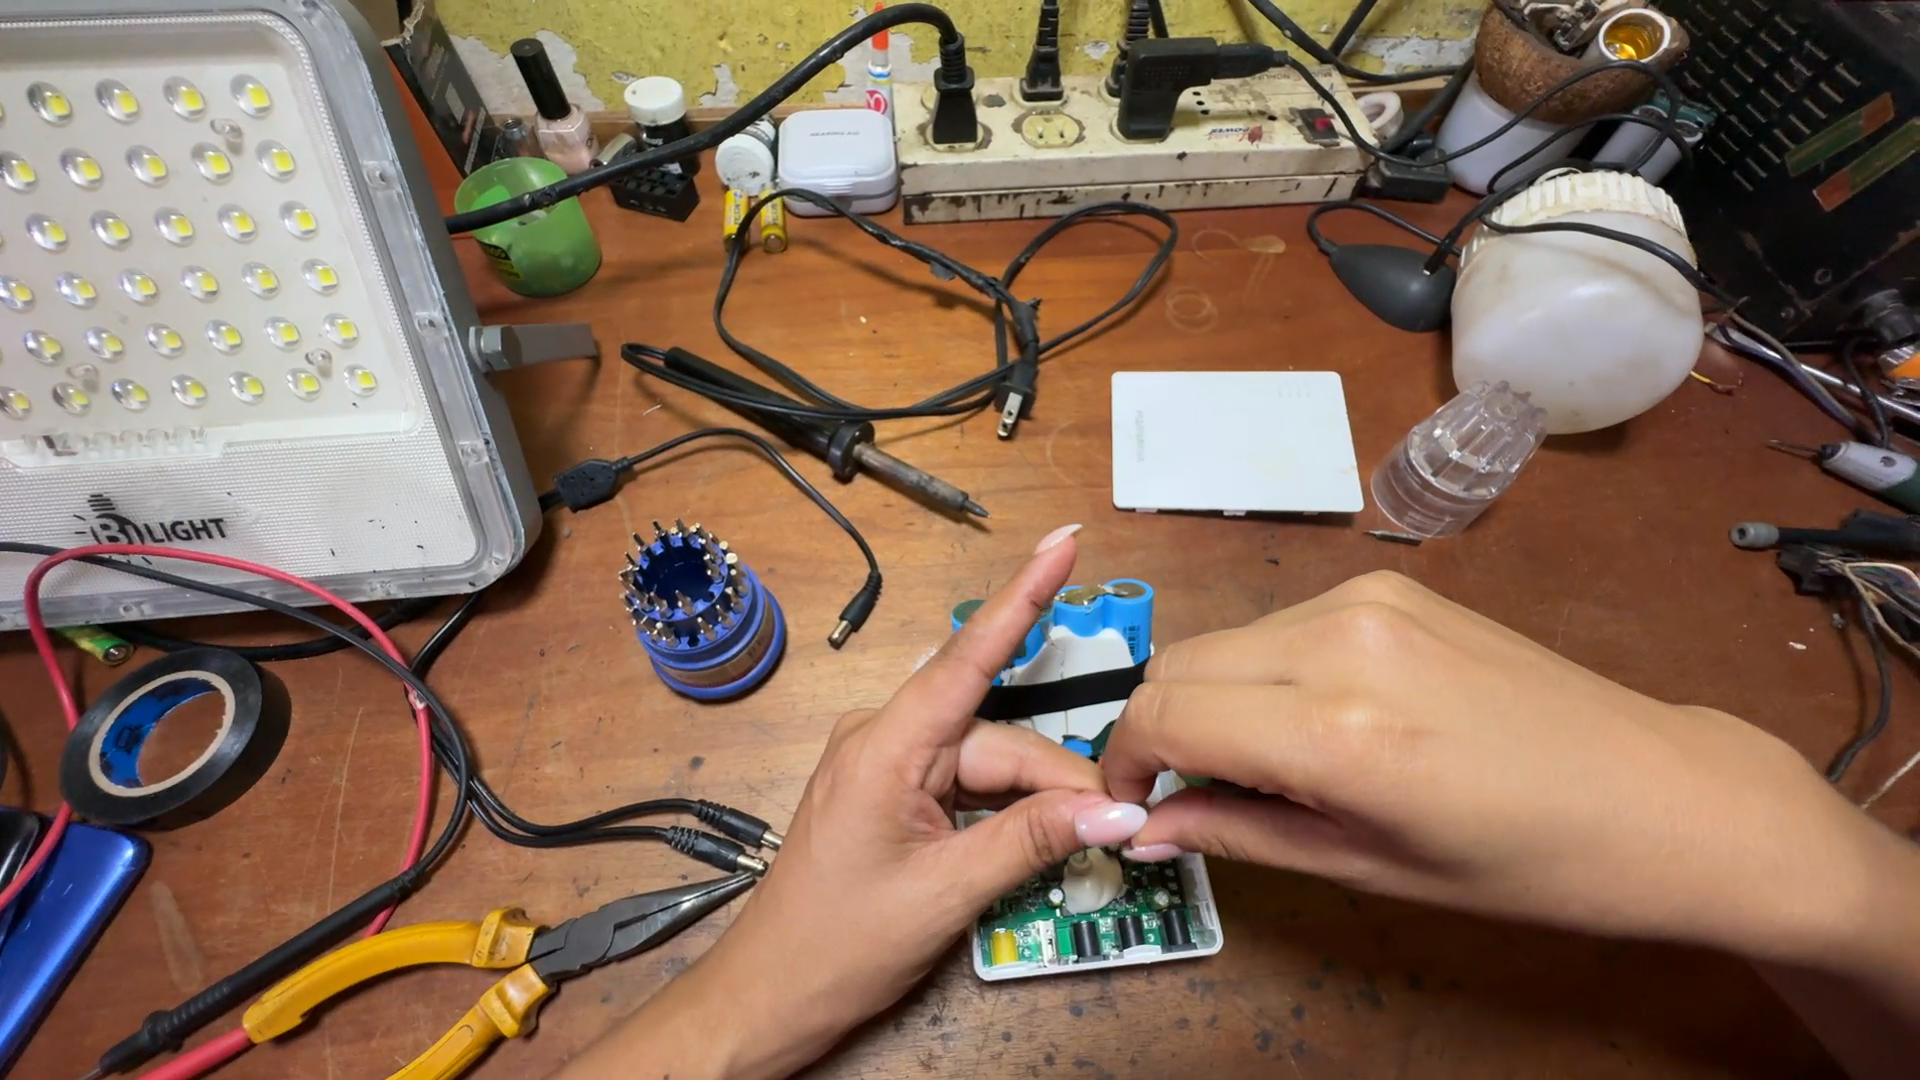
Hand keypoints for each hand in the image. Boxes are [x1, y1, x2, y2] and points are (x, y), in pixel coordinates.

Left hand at [555, 526, 1147, 1079]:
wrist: (771, 991)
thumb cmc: (842, 944)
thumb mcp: (946, 894)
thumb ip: (1032, 841)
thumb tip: (1117, 811)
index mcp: (885, 744)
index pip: (968, 658)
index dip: (1022, 596)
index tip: (1061, 542)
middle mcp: (887, 734)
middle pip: (997, 737)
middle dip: (1058, 778)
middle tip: (1118, 819)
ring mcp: (890, 757)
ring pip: (988, 759)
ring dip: (1036, 796)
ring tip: (1087, 834)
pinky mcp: (897, 783)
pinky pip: (967, 777)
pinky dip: (1007, 804)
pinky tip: (1040, 830)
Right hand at [1102, 570, 1919, 968]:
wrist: (1666, 792)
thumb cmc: (1523, 865)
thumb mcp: (1365, 869)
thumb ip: (1233, 834)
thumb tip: (1139, 827)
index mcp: (1336, 729)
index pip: (1164, 716)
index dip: (1123, 758)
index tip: (1132, 797)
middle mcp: (1334, 640)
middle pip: (1174, 665)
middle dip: (1156, 726)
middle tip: (1189, 782)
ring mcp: (1357, 598)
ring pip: (1216, 641)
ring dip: (1207, 697)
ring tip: (1261, 752)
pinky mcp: (1378, 581)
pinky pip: (1269, 626)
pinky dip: (1255, 671)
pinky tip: (1309, 710)